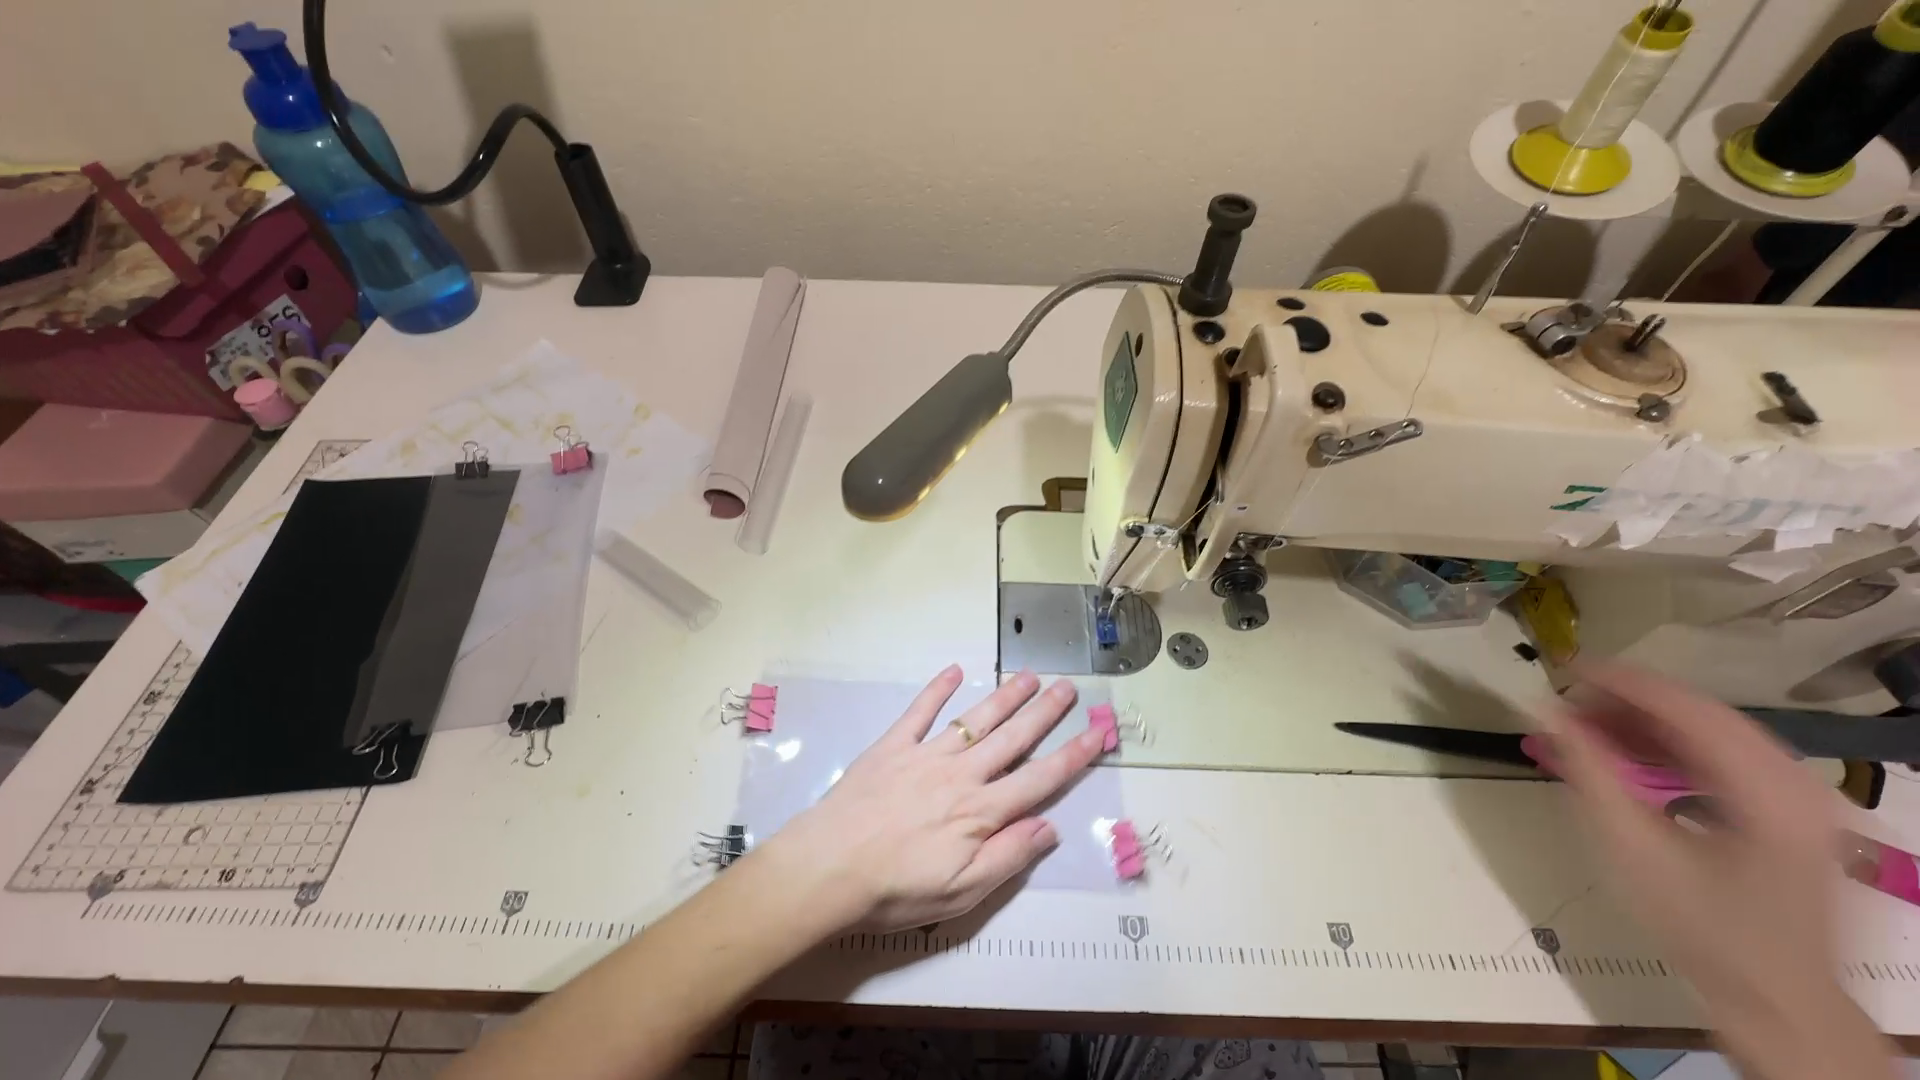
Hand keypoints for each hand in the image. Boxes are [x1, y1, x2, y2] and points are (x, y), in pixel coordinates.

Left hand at [749, 666, 1103, 933]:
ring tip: (1029, 676)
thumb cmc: (896, 889)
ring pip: (975, 720)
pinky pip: (918, 713)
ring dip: (1004, 697)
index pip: (1038, 780)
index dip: (1072, 757)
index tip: (1097, 733)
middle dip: (1044, 714)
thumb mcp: (962, 893)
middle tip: (1068, 687)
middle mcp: (961, 775)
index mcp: (981, 812)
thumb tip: (1049, 826)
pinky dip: (936, 690)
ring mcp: (925, 756)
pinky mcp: (891, 747)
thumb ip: (1007, 857)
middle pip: (1012, 739)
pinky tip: (953, 671)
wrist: (828, 867)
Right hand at [1547, 663, 1895, 1079]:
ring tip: (1587, 727)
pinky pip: (1726, 758)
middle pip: (1703, 715)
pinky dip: (1673, 749)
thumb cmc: (1698, 928)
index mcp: (1768, 790)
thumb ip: (1586, 771)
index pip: (1687, 708)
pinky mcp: (1793, 812)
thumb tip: (1544, 711)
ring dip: (1647, 724)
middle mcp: (1797, 782)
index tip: (1563, 666)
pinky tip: (1630, 756)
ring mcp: (1802, 797)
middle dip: (1629, 702)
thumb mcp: (1630, 849)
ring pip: (1714, 733)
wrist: (1774, 1000)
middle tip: (1566, 702)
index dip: (1621, 681)